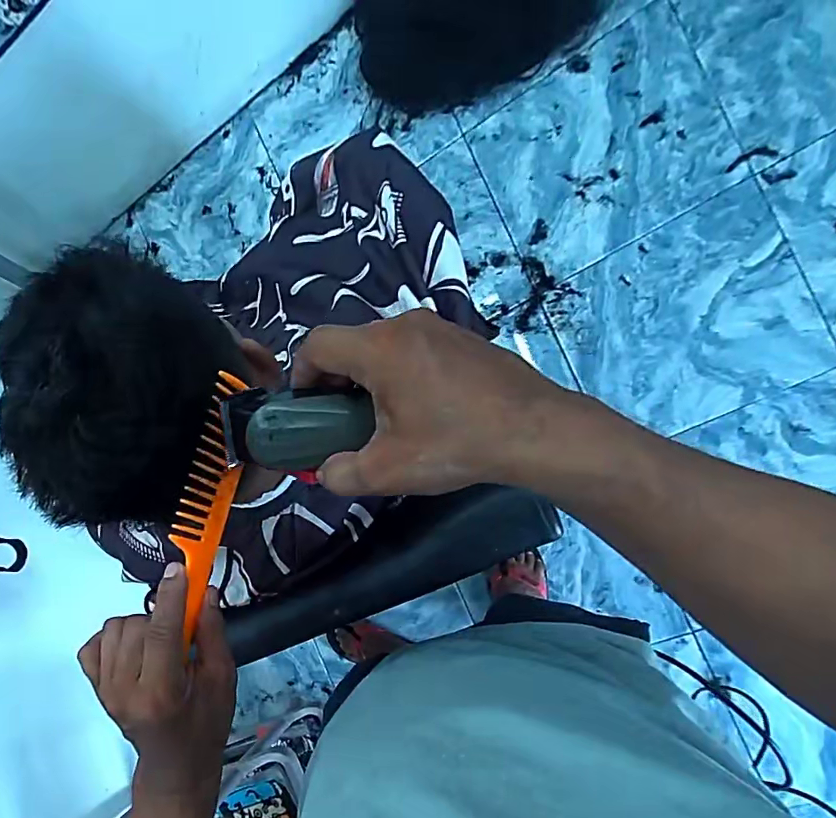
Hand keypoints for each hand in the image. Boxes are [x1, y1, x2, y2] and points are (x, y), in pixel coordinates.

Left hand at [78, 564, 236, 803]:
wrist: (174, 764)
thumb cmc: (205, 725)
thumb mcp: (223, 682)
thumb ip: (213, 635)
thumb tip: (205, 593)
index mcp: (161, 694)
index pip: (162, 633)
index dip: (171, 597)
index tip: (179, 571)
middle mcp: (124, 691)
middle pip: (138, 626)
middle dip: (163, 619)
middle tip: (183, 635)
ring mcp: (104, 690)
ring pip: (116, 628)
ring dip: (141, 626)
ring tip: (160, 646)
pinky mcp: (94, 687)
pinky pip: (95, 642)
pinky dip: (115, 637)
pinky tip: (136, 649)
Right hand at [291, 309, 581, 495]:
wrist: (534, 430)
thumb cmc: (454, 445)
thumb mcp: (386, 471)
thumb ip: (341, 474)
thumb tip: (326, 472)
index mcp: (378, 347)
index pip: (316, 344)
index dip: (301, 377)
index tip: (309, 410)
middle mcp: (405, 325)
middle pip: (350, 344)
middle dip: (336, 382)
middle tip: (345, 423)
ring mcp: (439, 327)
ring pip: (384, 347)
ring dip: (370, 379)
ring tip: (386, 421)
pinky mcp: (464, 339)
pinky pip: (416, 350)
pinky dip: (403, 374)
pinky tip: (425, 411)